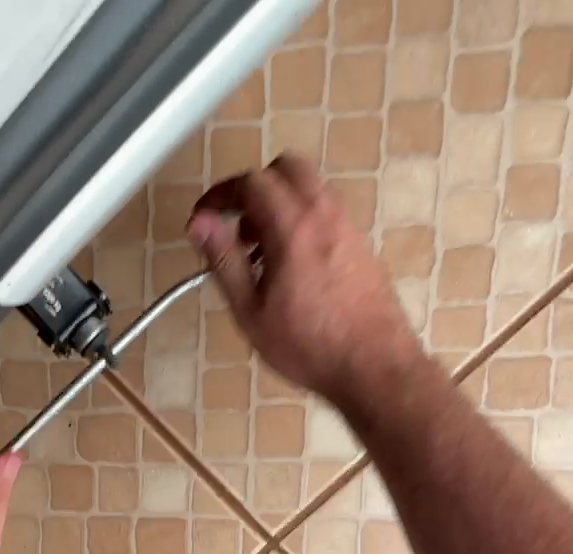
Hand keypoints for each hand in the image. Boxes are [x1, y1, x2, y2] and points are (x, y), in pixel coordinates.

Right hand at [188, 153, 422, 399]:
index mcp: (293, 228)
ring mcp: (347, 227)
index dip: (219, 195)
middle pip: (285, 169)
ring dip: (278, 204)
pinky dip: (299, 220)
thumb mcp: (250, 311)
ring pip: (309, 188)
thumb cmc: (306, 346)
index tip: (202, 219)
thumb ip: (223, 261)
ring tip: (259, 253)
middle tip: (235, 228)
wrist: (372, 366)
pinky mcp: (360, 245)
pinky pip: (325, 212)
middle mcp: (324, 215)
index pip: (251, 182)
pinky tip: (288, 267)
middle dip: (253, 189)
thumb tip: (200, 224)